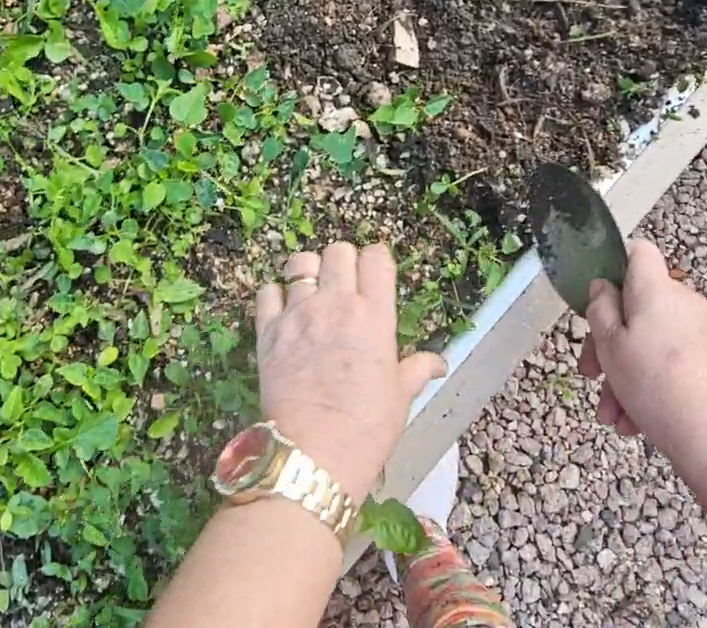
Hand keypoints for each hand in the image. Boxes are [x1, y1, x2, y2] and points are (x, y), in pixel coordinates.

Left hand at [254, 242, 446, 501]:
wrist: (314, 454)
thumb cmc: (366, 428)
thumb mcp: (400, 397)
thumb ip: (416, 370)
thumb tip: (439, 363)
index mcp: (374, 316)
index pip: (377, 258)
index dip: (377, 259)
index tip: (376, 272)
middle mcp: (336, 304)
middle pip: (338, 252)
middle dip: (344, 261)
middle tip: (344, 283)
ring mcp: (298, 314)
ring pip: (300, 263)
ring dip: (308, 271)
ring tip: (311, 290)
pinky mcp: (268, 330)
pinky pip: (267, 291)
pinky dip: (275, 295)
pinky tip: (284, 311)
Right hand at [578, 240, 706, 484]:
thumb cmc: (656, 385)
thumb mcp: (610, 345)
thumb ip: (600, 308)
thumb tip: (604, 287)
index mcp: (657, 290)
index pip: (639, 252)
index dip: (615, 264)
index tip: (597, 299)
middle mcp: (684, 304)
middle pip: (637, 307)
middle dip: (608, 341)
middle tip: (590, 375)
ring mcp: (704, 335)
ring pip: (651, 342)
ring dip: (624, 374)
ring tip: (611, 416)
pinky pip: (672, 364)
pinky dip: (651, 385)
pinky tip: (633, 424)